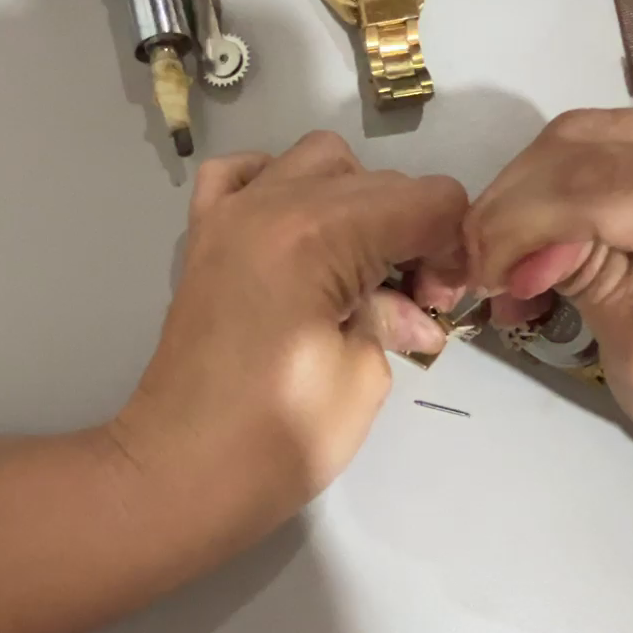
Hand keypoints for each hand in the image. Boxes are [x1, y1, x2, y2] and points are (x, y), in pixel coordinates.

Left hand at [111, 131, 467, 535]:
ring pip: (319, 160)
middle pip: (379, 180)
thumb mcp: (362, 377)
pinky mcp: (203, 235)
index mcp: (317, 235)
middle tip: (411, 302)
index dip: (453, 247)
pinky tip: (294, 229)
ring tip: (355, 267)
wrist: (179, 471)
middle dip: (413, 231)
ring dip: (356, 201)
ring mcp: (229, 213)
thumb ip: (393, 317)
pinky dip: (279, 184)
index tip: (441, 302)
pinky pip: (244, 172)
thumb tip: (414, 305)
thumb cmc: (276, 440)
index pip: (427, 200)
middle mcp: (270, 203)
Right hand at [455, 104, 632, 511]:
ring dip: (537, 197)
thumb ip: (589, 278)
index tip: (473, 276)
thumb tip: (512, 238)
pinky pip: (632, 143)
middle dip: (519, 206)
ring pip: (607, 132)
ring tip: (513, 263)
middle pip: (608, 141)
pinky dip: (572, 191)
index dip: (525, 223)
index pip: (622, 184)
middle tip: (480, 269)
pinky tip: (554, 239)